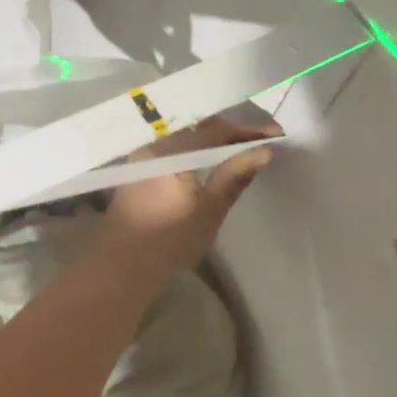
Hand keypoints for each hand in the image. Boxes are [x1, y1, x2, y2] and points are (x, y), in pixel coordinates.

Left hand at [94, 115, 279, 282]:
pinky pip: (173, 151)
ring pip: (185, 139)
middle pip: (197, 129)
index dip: (246, 131)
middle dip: (230, 132)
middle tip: (261, 139)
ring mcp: (142, 158)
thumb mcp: (208, 209)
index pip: (214, 130)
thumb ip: (234, 176)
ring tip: (241, 147)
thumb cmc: (168, 240)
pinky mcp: (138, 172)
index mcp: (168, 150)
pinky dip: (195, 152)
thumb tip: (264, 151)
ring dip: (213, 141)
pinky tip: (211, 161)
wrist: (120, 268)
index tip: (275, 134)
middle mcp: (152, 145)